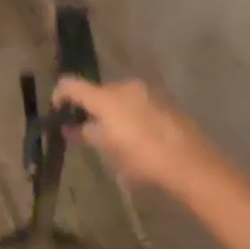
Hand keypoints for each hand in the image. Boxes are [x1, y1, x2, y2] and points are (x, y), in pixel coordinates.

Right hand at [51, 77, 215, 188]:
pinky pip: (138, 104)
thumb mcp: (109, 150)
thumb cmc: (143, 157)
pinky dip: (131, 115)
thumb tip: (71, 128)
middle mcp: (125, 86)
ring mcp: (147, 92)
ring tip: (117, 138)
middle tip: (90, 131)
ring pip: (119, 98)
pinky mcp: (165, 101)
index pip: (72, 84)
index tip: (58, 111)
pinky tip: (140, 138)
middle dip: (91, 109)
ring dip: (112, 113)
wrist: (191, 163)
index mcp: (106, 96)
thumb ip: (87, 134)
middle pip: (98, 92)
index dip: (60, 94)